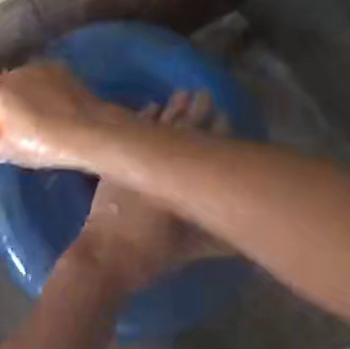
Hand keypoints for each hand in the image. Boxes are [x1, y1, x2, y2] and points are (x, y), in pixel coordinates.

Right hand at [0, 62, 133, 168]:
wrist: (93, 130)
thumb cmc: (48, 146)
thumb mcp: (12, 151)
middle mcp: (13, 75)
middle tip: (4, 115)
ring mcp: (37, 69)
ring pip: (19, 79)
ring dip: (19, 92)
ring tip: (34, 115)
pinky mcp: (57, 68)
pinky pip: (38, 77)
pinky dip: (38, 88)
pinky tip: (51, 105)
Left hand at [66, 91, 231, 293]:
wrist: (107, 255)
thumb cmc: (153, 254)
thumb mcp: (195, 247)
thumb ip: (220, 235)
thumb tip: (242, 230)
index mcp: (186, 180)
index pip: (206, 146)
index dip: (218, 129)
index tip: (225, 113)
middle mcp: (163, 163)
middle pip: (183, 130)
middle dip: (196, 112)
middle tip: (205, 94)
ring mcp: (136, 158)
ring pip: (159, 126)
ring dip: (172, 109)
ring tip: (183, 94)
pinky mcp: (117, 159)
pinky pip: (131, 129)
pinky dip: (143, 118)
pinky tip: (152, 106)